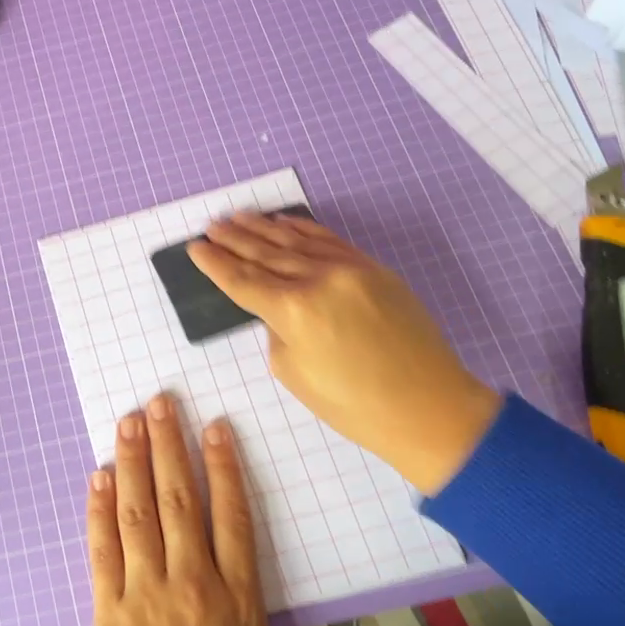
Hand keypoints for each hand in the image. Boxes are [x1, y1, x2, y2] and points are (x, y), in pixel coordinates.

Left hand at [88, 393, 405, 625]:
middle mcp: (191, 585)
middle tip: (160, 401)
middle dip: (170, 445)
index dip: (224, 467)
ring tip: (129, 420)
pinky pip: (102, 548)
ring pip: (139, 511)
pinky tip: (97, 475)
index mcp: (240, 601)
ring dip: (132, 461)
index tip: (215, 426)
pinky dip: (98, 508)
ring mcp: (145, 592)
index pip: (233, 517)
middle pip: (180, 499)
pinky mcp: (108, 609)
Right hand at [188, 212, 501, 494]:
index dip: (215, 264)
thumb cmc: (354, 405)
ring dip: (262, 228)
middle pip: (264, 254)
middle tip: (210, 228)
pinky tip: (283, 222)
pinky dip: (302, 229)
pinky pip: (328, 240)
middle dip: (233, 241)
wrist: (429, 408)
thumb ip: (277, 330)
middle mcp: (317, 280)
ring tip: (237, 218)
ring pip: (294, 241)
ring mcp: (349, 269)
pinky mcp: (373, 268)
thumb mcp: (294, 374)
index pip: (241, 280)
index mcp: (292, 311)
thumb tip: (278, 308)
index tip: (195, 248)